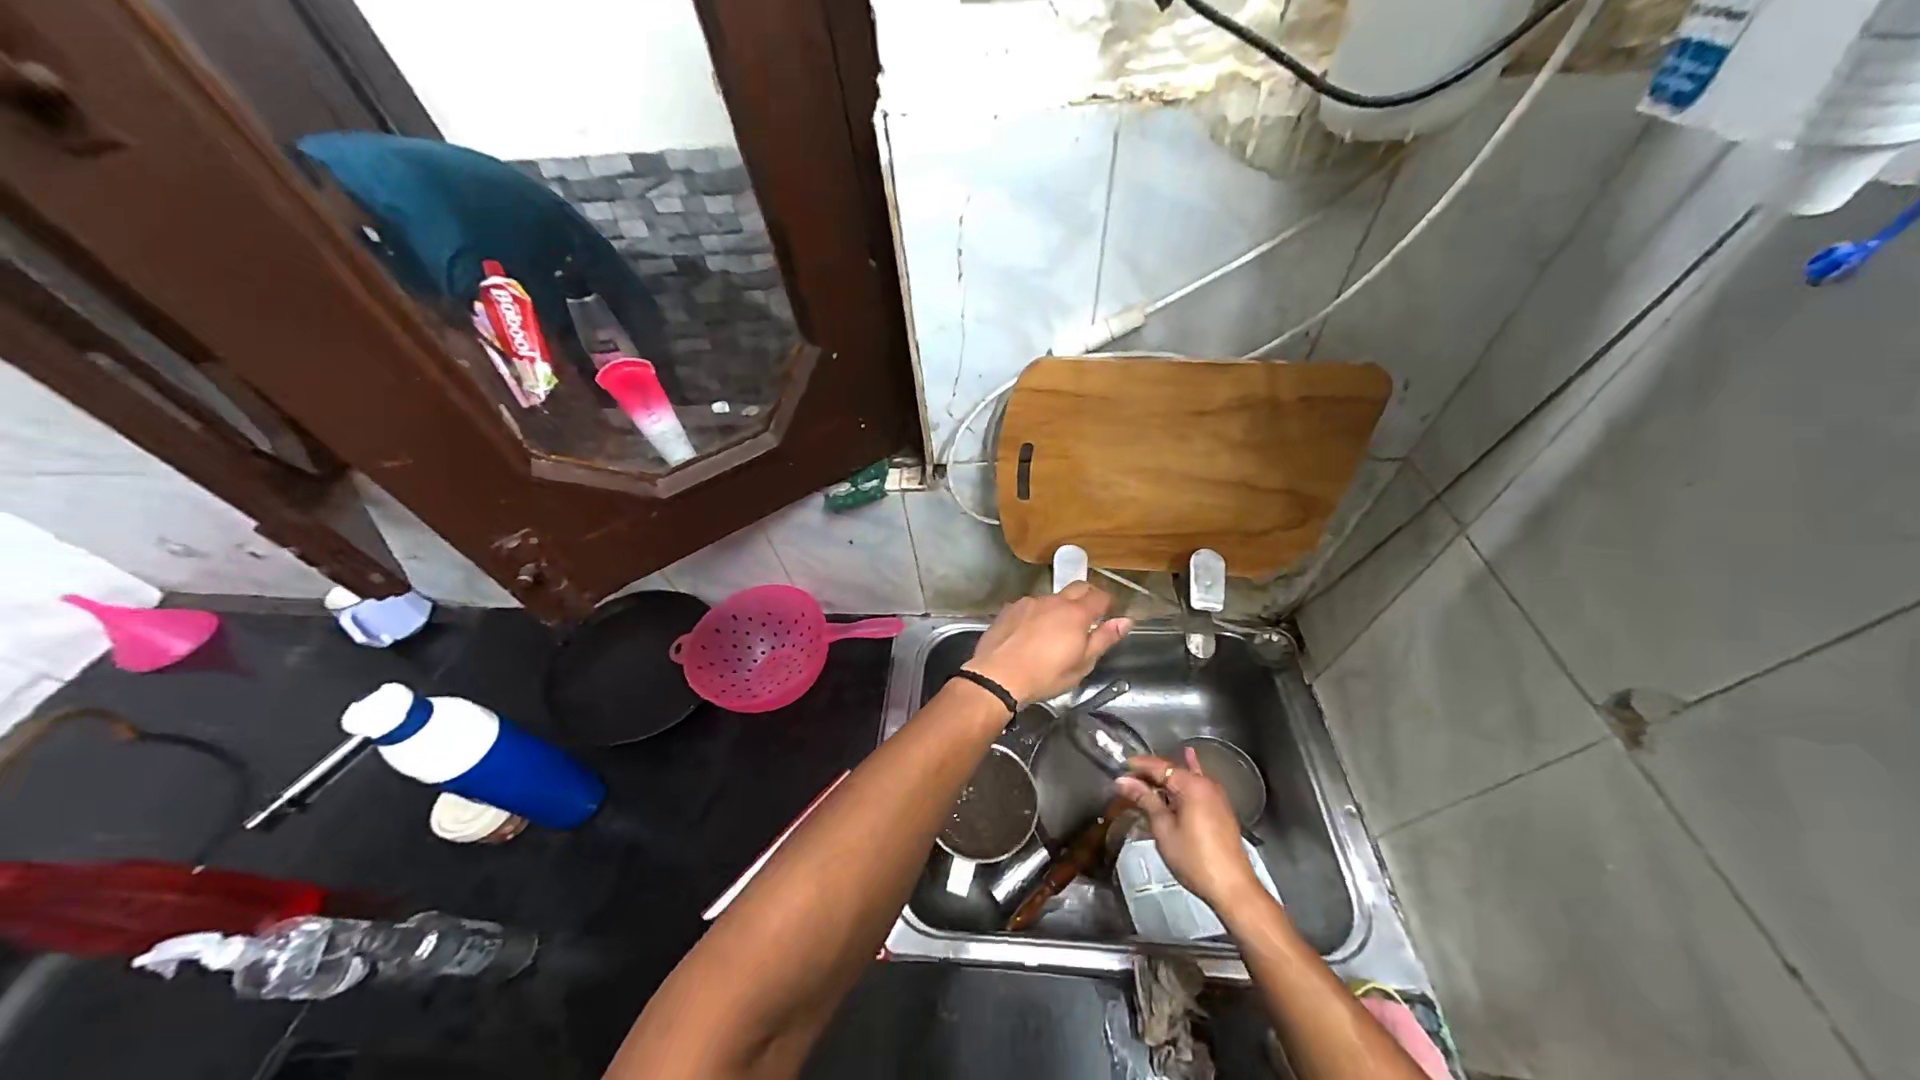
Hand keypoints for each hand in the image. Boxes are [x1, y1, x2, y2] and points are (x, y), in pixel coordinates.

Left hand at [963, 582, 1132, 704]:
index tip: (1109, 613)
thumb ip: (1104, 638)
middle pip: (1078, 587)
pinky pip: (1031, 605)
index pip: (1100, 596)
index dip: (1108, 602)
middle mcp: (1054, 601)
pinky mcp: (1010, 609)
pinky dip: (1037, 614)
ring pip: (1052, 597)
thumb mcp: (1082, 663)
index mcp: (1076, 613)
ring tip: (1055, 630)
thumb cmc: (1045, 675)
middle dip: (1088, 596)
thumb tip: (1126, 620)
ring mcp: (1029, 602)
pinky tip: (1031, 632)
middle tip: (1089, 615)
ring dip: (1059, 607)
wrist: (997, 676)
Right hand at [1115, 748, 1264, 912]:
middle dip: (1150, 774)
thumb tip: (1123, 781)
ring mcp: (1216, 796)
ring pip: (1185, 780)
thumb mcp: (1164, 829)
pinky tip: (1189, 759)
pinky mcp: (1220, 809)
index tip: (1120, 767)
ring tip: (1144, 780)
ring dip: (1165, 780)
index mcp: (1192, 785)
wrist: (1232, 887)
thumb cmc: (1194, 858)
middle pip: (1173, 771)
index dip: (1139, 766)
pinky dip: (1186, 780)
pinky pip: (1197, 788)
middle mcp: (1206, 784)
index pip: (1160, 766)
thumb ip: (1145, 800)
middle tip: (1127, 781)